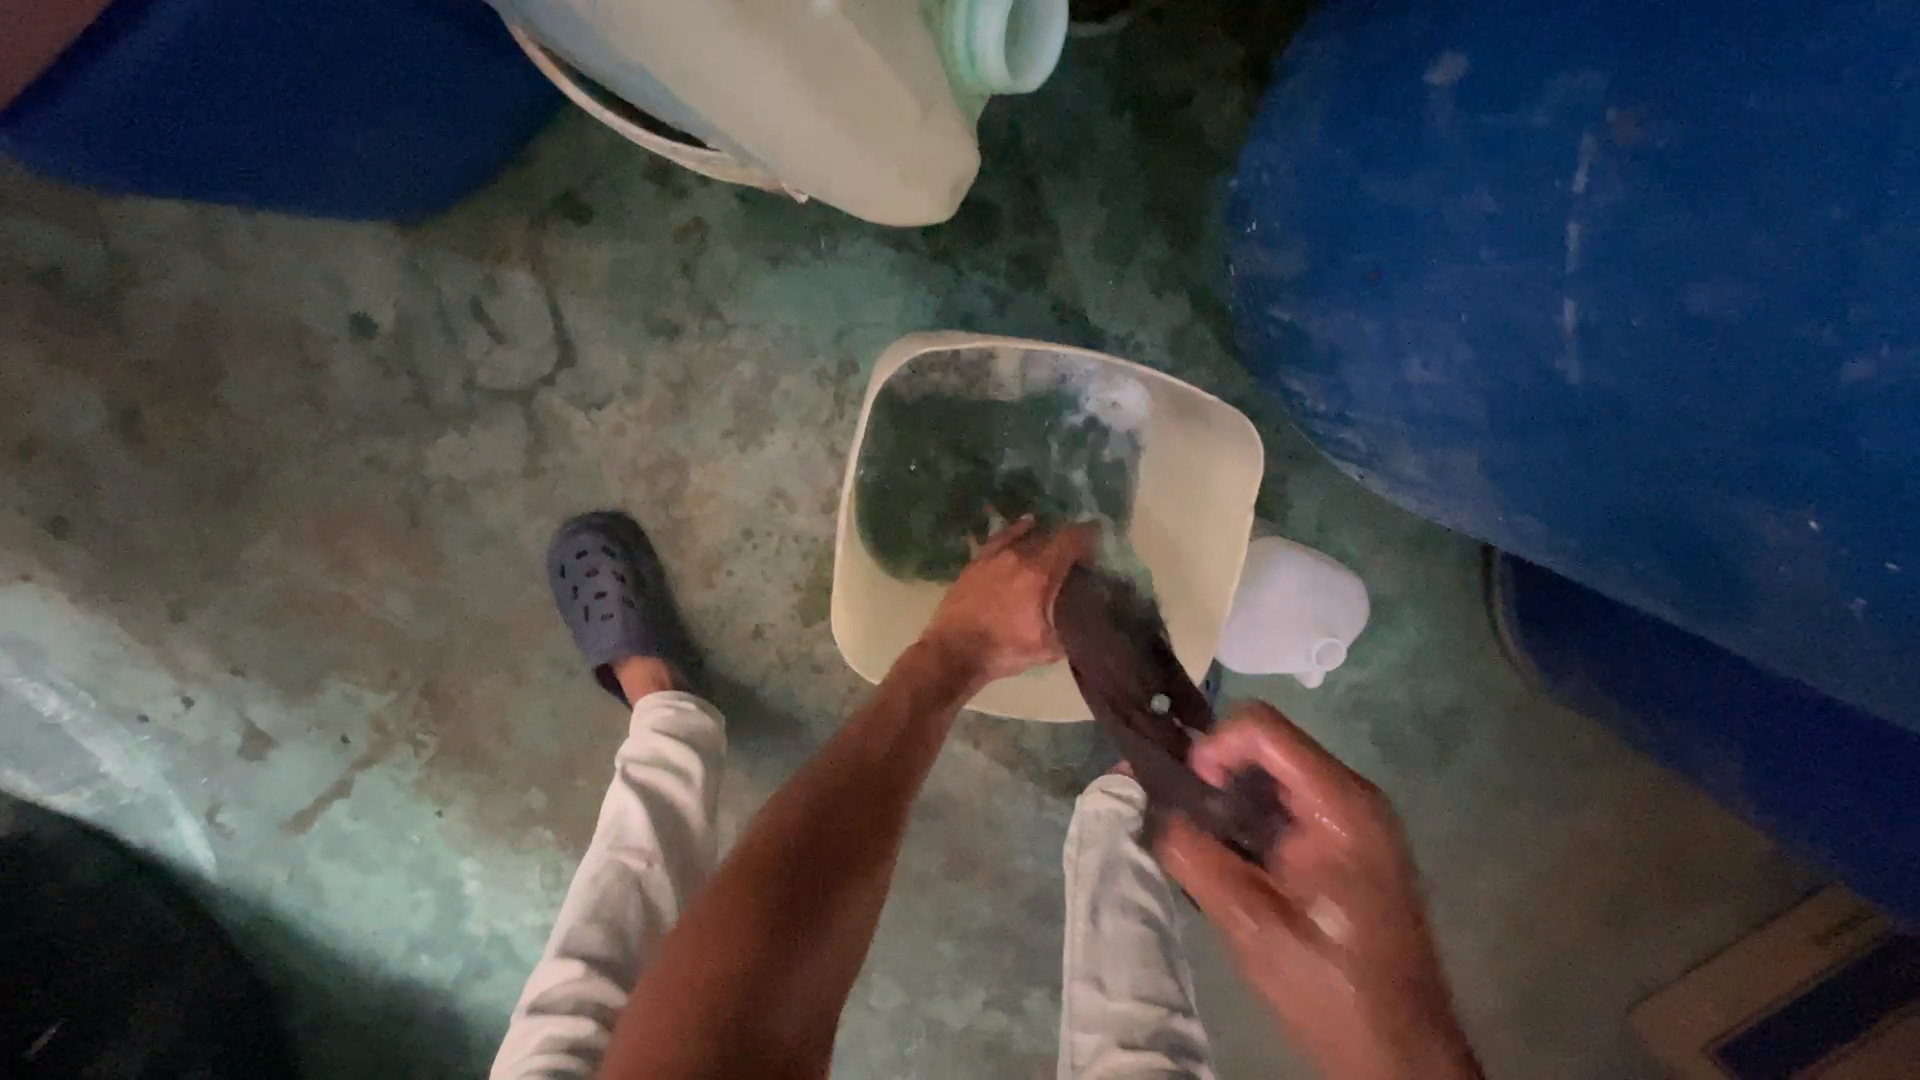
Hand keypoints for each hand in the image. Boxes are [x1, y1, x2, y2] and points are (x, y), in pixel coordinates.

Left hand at [919, 516, 1096, 682]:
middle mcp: (1018, 555)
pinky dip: (1017, 529)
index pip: (1071, 540)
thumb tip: (1092, 620)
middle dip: (1068, 539)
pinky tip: (1026, 524)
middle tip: (1080, 550)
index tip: (1100, 533)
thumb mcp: (1048, 647)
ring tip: (1055, 540)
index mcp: (1040, 572)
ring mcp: (994, 555)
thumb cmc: (1004, 650)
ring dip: (1045, 535)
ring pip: (1026, 535)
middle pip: (1050, 535)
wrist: (954, 651)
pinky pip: (1001, 537)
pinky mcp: (977, 561)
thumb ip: (1073, 629)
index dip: (1089, 534)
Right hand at [1156, 702, 1481, 1079]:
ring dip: (1230, 795)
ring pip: (1272, 769)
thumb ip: (1191, 853)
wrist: (1400, 1052)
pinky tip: (1236, 858)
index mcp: (1339, 804)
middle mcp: (1352, 794)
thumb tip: (1144, 804)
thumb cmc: (1328, 986)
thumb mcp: (1246, 921)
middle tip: (1189, 821)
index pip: (1261, 726)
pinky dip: (1251, 813)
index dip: (1212, 746)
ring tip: (1207, 842)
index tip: (1188, 793)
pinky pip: (1287, 798)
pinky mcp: (1347, 838)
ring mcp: (1354, 815)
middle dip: (1216, 772)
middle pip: (1266, 742)